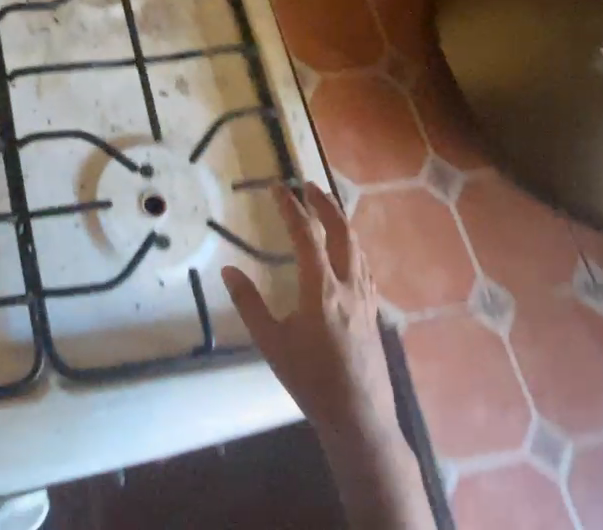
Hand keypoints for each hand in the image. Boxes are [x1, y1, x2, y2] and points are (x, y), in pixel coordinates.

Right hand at [220, 182, 396, 441]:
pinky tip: (349, 252)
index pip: (306, 236)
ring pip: (359, 249)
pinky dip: (354, 247)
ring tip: (327, 207)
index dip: (291, 208)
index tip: (277, 187)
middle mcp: (348, 288)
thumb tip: (229, 270)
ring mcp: (366, 301)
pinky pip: (366, 268)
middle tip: (308, 184)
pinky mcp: (373, 314)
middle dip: (325, 204)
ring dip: (342, 222)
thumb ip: (248, 303)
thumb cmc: (310, 379)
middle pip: (342, 233)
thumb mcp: (270, 342)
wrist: (359, 418)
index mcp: (321, 291)